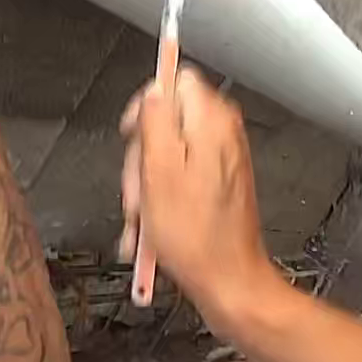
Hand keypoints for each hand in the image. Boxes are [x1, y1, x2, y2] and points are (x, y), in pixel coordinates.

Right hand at [120, 67, 275, 322]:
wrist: (228, 282)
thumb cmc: (196, 237)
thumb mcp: (159, 171)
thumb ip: (155, 120)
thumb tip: (153, 89)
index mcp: (212, 122)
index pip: (174, 80)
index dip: (146, 106)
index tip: (133, 135)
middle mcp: (222, 134)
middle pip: (166, 119)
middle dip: (142, 154)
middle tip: (139, 188)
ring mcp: (221, 158)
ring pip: (166, 151)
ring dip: (146, 183)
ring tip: (144, 215)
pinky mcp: (217, 181)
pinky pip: (178, 174)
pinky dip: (160, 196)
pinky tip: (152, 224)